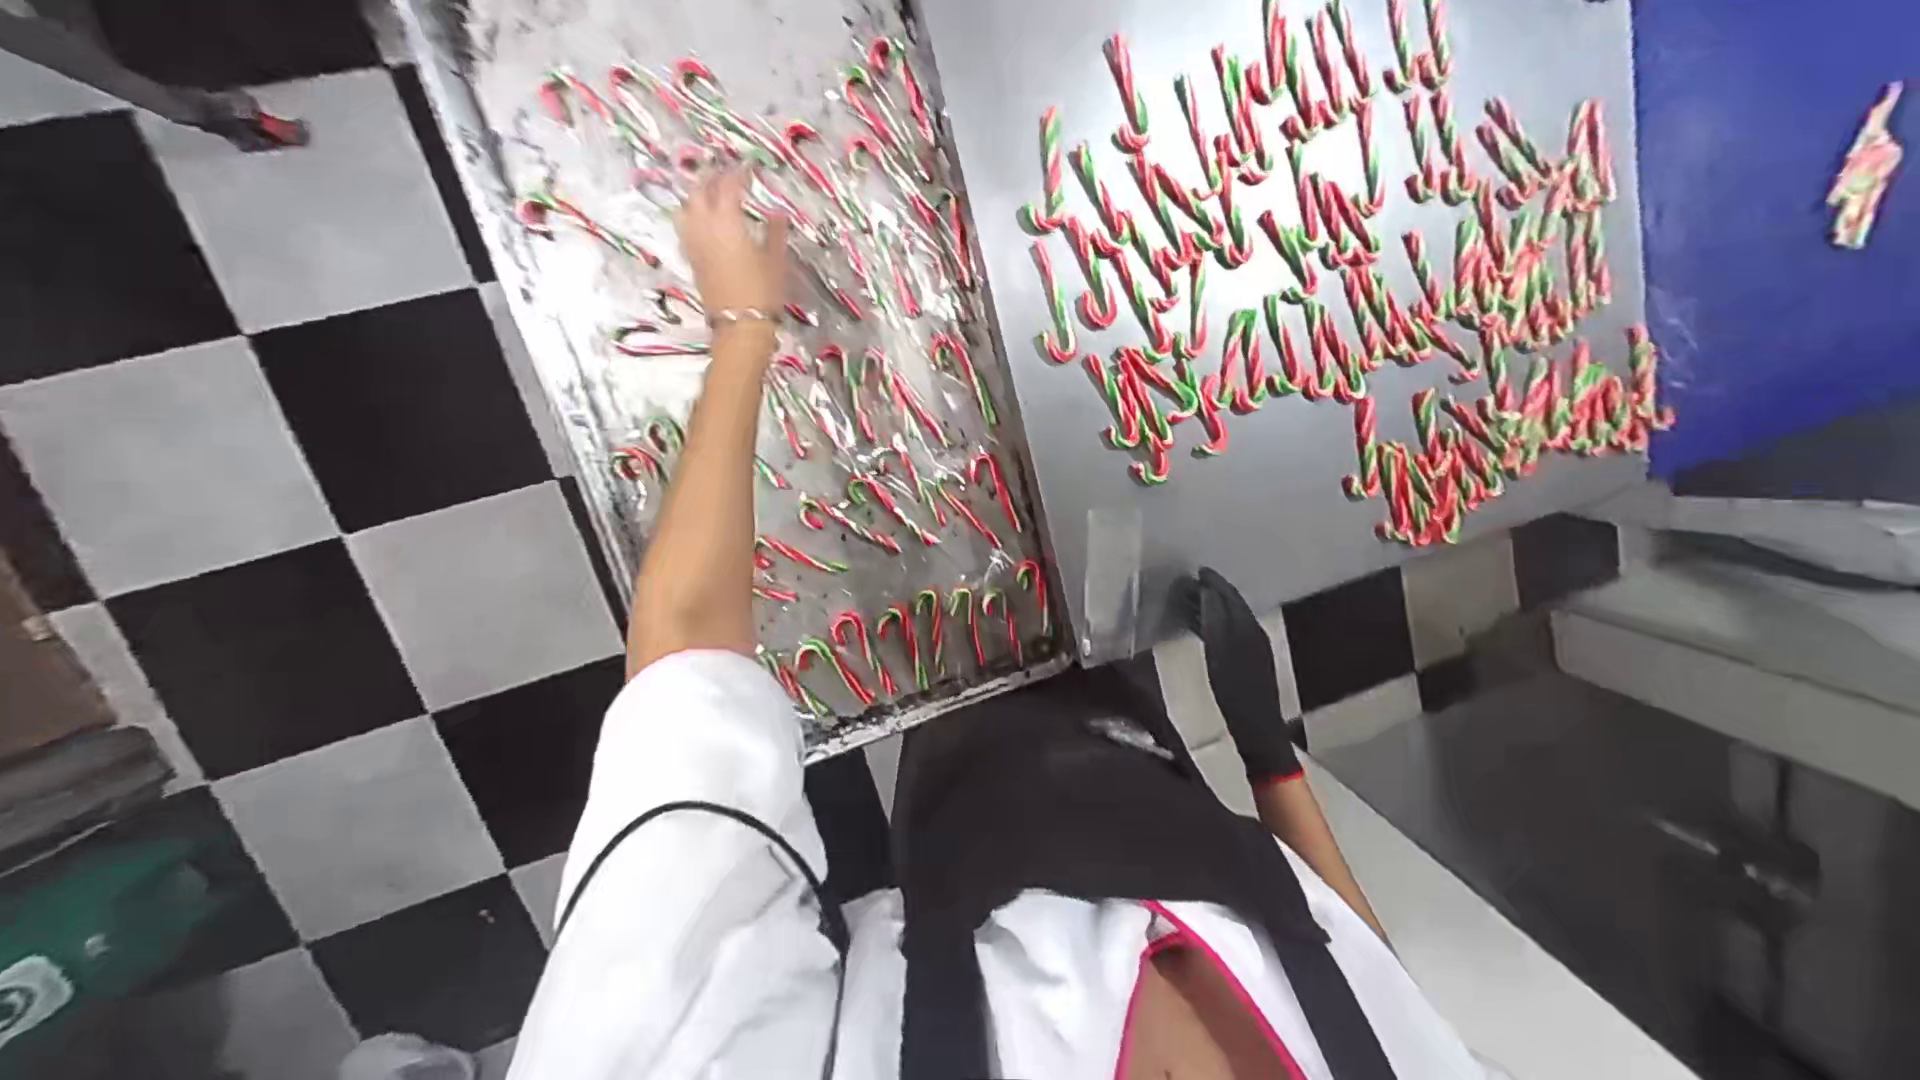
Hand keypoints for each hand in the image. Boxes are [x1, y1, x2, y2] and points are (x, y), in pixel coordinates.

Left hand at [674, 167, 788, 314]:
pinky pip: (687, 226)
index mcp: (726, 221)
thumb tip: (776, 212)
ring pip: (687, 207)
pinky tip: (705, 219)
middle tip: (726, 173)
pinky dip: (694, 215)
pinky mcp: (691, 258)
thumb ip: (774, 231)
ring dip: (697, 194)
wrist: (741, 327)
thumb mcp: (775, 260)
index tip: (750, 167)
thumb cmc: (763, 292)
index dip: (739, 173)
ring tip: (710, 192)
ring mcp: (693, 242)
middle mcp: (704, 226)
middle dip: (712, 177)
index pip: (729, 186)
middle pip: (700, 190)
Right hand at [1173, 568, 1301, 785]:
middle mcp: (1254, 633)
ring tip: (1189, 603)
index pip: (1229, 595)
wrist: (1258, 731)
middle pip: (1231, 604)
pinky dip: (1215, 623)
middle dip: (1211, 592)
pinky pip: (1230, 631)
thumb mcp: (1219, 654)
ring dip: (1212, 608)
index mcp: (1248, 628)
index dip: (1212, 582)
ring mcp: (1254, 648)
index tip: (1195, 572)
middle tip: (1187, 585)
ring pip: (1231, 618)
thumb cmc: (1234, 694)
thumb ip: (1214, 621)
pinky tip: (1203, 629)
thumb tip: (1207, 591)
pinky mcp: (1250, 663)